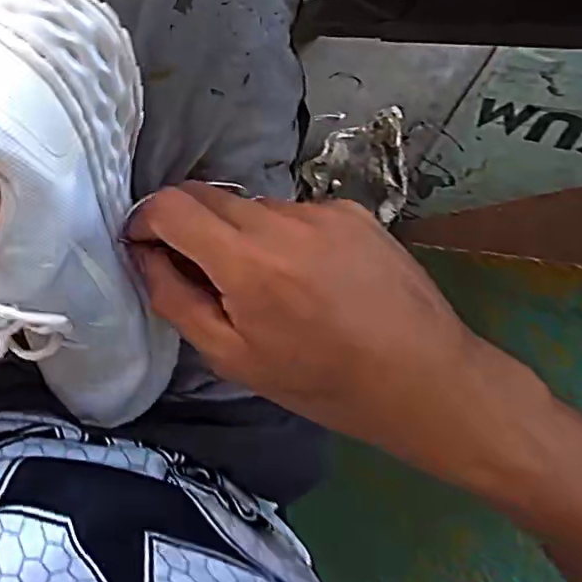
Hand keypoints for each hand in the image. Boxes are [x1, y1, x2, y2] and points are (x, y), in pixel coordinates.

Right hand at [126, 182, 524, 465]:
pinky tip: (306, 270)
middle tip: (197, 265)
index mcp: (246, 262)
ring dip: (232, 229)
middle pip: (199, 194)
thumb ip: (172, 298)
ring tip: (262, 275)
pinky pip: (287, 209)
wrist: (439, 387)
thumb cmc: (324, 383)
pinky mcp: (350, 211)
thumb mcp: (232, 357)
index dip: (143, 219)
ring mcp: (319, 211)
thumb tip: (142, 253)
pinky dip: (277, 232)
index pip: (167, 205)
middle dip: (182, 222)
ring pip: (242, 202)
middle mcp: (279, 223)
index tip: (143, 244)